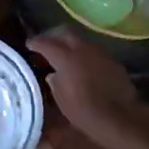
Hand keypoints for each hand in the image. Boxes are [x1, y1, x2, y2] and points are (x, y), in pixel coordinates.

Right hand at [28, 28, 142, 136]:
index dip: (36, 42)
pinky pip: (95, 52)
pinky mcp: (113, 60)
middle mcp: (84, 49)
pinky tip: (83, 66)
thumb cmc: (84, 111)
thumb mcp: (62, 99)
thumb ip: (55, 82)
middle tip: (47, 45)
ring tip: (64, 56)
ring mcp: (101, 53)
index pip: (46, 43)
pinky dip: (86, 55)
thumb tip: (53, 74)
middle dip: (54, 36)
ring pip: (82, 41)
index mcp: (66, 58)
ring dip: (72, 45)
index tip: (30, 44)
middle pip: (66, 33)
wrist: (118, 116)